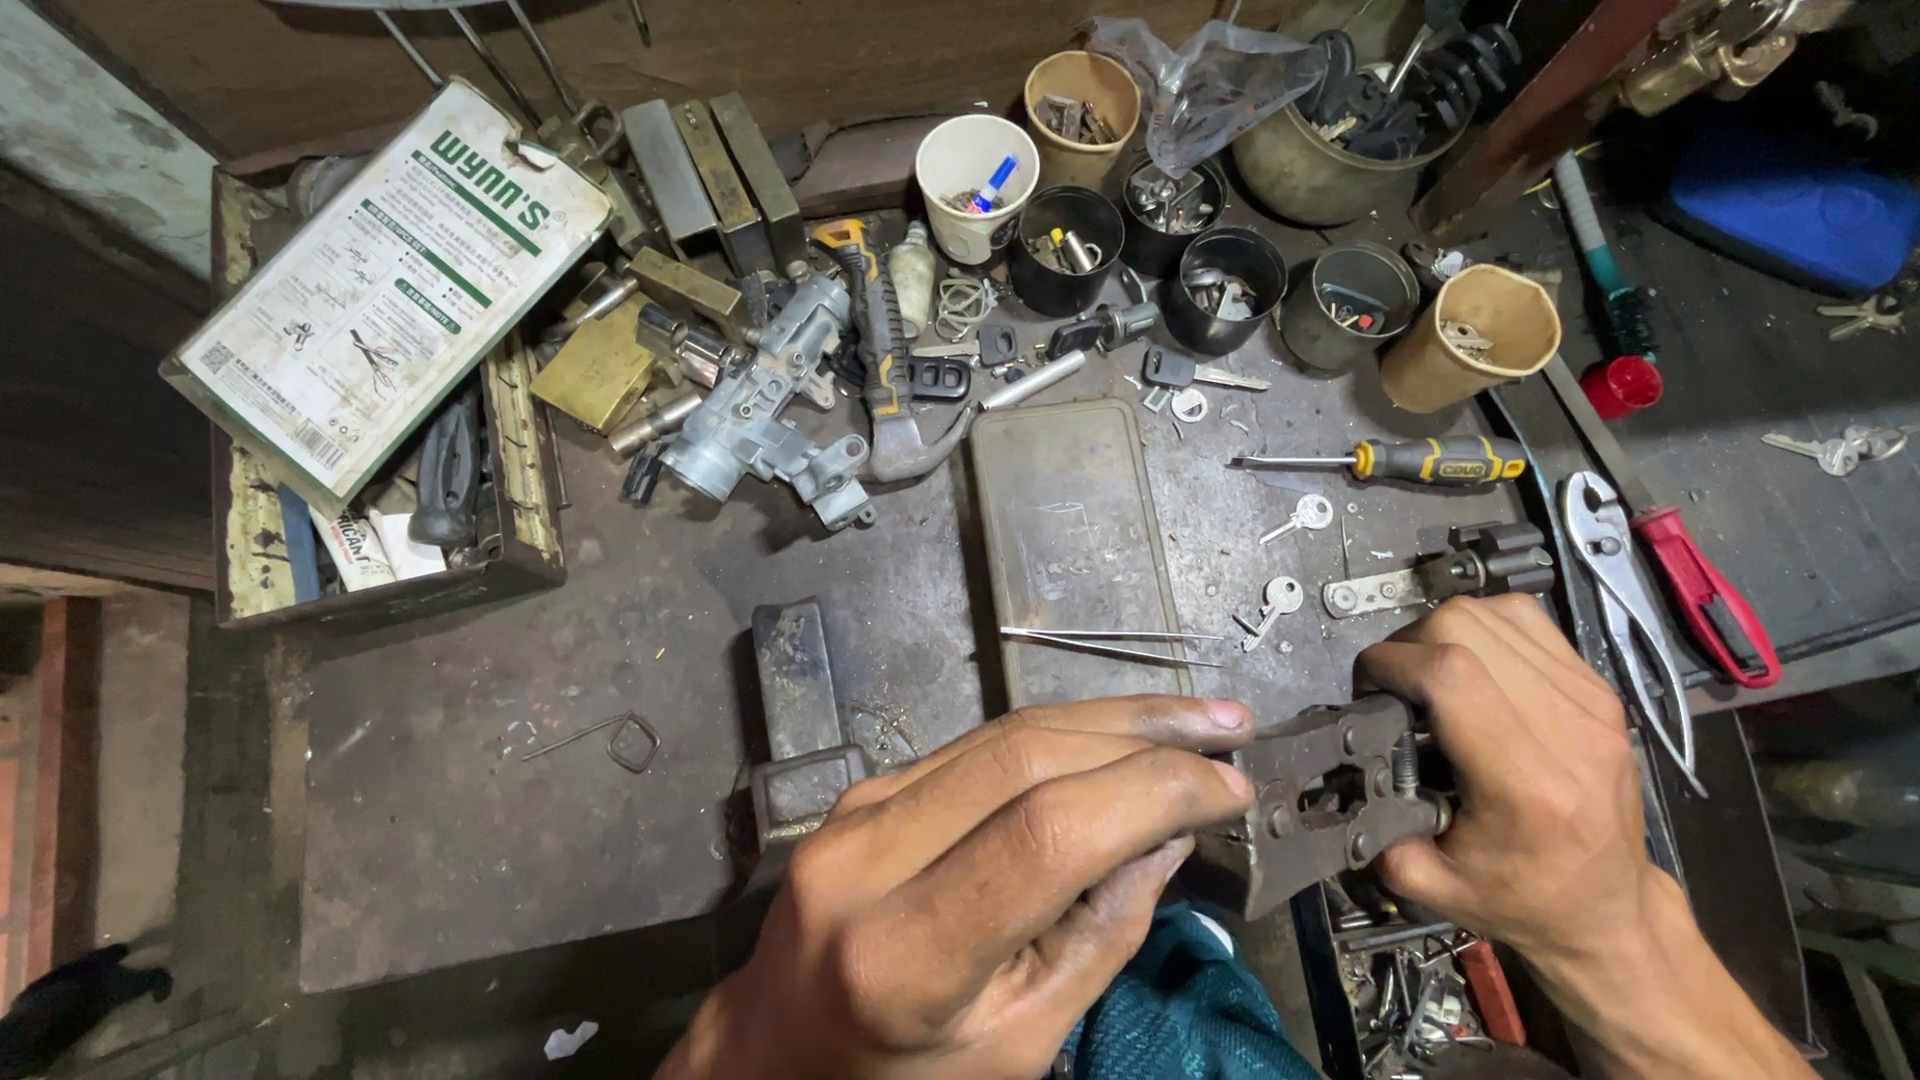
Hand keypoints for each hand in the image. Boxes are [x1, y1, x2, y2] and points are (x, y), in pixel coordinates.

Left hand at [656, 696, 1256, 1079]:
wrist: (774, 1048)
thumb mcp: (1015, 1047)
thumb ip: (1095, 937)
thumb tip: (1165, 836)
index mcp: (901, 954)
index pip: (1044, 834)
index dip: (1150, 794)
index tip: (1229, 787)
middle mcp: (867, 856)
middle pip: (1024, 757)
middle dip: (1141, 733)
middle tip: (1228, 731)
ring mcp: (859, 808)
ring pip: (1002, 732)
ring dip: (1107, 716)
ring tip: (1192, 717)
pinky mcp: (867, 787)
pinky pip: (976, 744)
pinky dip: (1058, 732)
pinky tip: (1114, 731)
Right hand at [1357, 594, 1652, 965]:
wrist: (1609, 911)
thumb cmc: (1520, 897)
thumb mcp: (1425, 881)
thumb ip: (1371, 821)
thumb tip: (1337, 758)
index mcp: (1526, 784)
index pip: (1449, 673)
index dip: (1389, 664)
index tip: (1368, 690)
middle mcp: (1569, 731)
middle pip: (1464, 627)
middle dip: (1406, 644)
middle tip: (1393, 685)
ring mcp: (1591, 701)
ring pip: (1491, 612)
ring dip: (1440, 632)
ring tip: (1426, 674)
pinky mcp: (1599, 688)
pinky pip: (1523, 619)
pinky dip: (1479, 628)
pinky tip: (1466, 663)